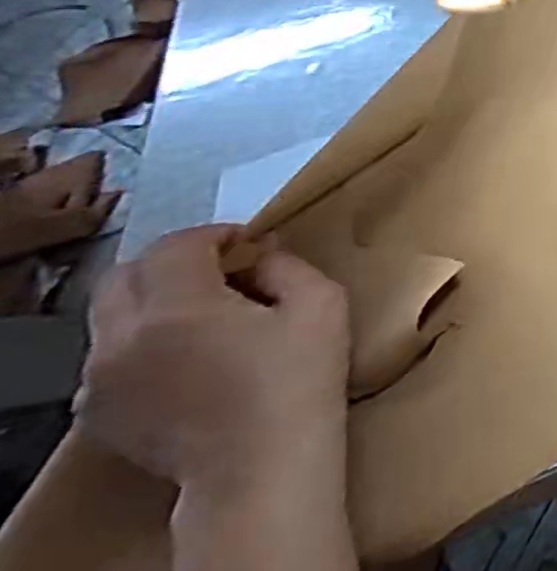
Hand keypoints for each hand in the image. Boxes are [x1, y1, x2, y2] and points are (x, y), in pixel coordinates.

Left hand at [77, 225, 349, 496]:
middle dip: (174, 261)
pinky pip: (110, 356)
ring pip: (111, 316)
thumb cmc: (300, 376)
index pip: (175, 247)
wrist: (258, 461)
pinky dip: (145, 340)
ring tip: (211, 315)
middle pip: (124, 275)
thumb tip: (262, 253)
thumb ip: (288, 267)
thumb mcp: (322, 304)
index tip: (250, 242)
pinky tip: (192, 356)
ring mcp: (97, 380)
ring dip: (157, 300)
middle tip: (225, 269)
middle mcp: (120, 340)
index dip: (215, 234)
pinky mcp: (95, 411)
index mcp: (177, 309)